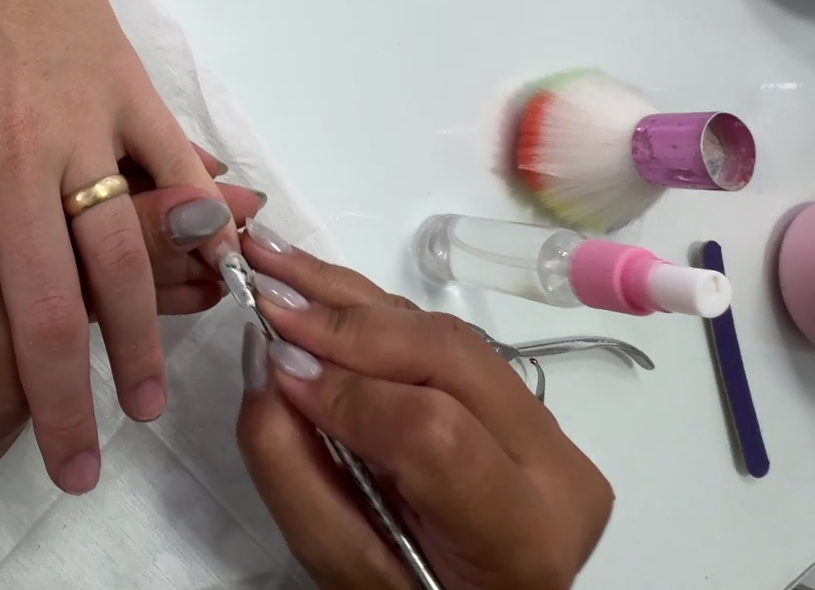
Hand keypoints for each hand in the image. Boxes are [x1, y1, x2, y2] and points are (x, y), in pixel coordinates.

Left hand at [0, 0, 241, 502]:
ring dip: (142, 338)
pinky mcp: (132, 93)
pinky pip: (174, 168)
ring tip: (147, 402)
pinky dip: (200, 224)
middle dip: (60, 404)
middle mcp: (13, 159)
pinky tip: (217, 271)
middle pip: (44, 306)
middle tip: (76, 471)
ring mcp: (84, 126)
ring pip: (124, 255)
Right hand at [236, 233, 612, 588]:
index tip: (274, 366)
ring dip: (343, 291)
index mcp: (520, 533)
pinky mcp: (505, 388)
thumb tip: (264, 358)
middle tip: (263, 294)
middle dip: (342, 320)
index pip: (434, 433)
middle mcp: (551, 462)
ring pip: (434, 325)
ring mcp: (536, 417)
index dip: (347, 392)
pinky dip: (358, 300)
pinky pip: (426, 327)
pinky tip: (304, 276)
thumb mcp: (337, 564)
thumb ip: (290, 466)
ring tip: (268, 257)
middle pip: (445, 354)